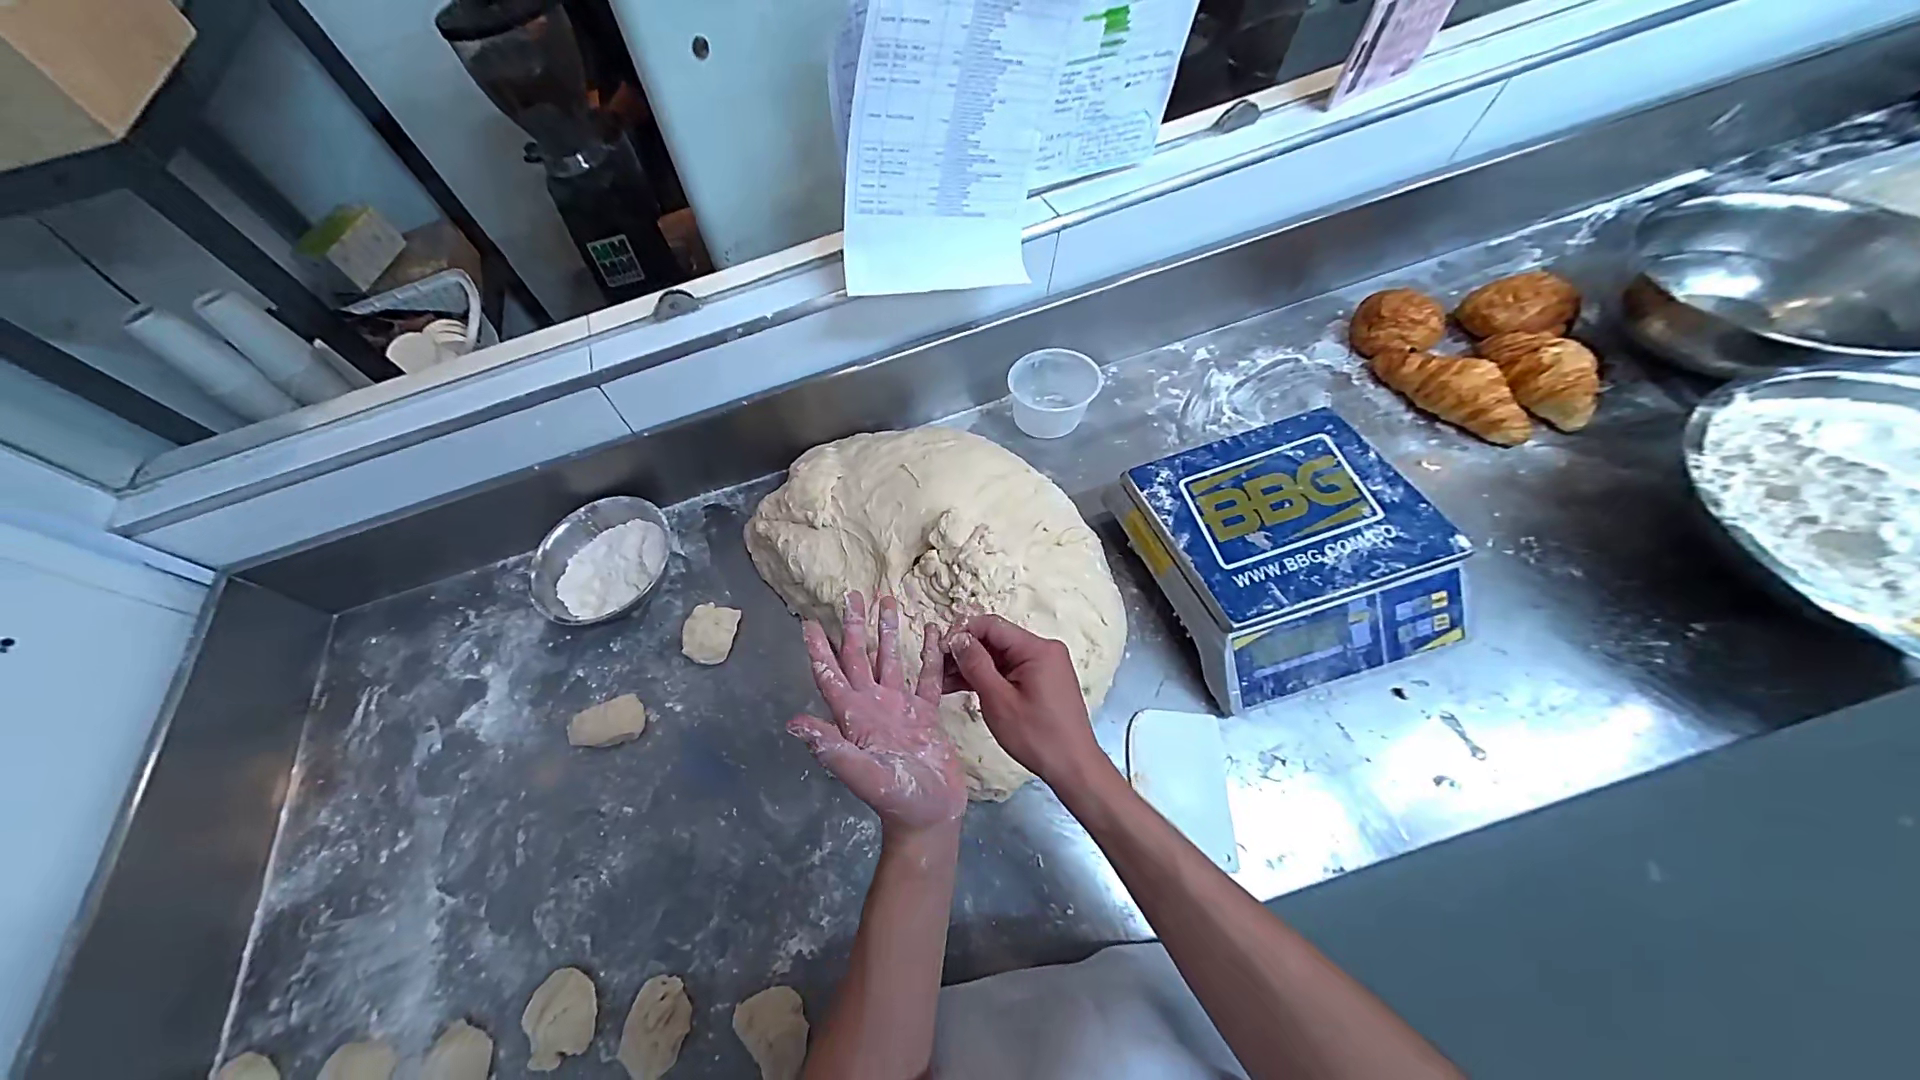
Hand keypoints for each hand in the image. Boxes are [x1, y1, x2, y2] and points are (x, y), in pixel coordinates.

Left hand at [790, 592, 966, 834]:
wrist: (930, 814)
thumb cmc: (895, 797)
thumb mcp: (861, 773)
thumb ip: (832, 747)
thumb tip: (792, 722)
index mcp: (853, 716)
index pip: (830, 675)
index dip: (819, 650)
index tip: (809, 622)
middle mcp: (873, 705)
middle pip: (859, 657)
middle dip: (855, 626)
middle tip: (853, 594)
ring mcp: (899, 707)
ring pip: (891, 660)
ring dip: (889, 632)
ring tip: (889, 600)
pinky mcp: (925, 713)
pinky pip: (926, 676)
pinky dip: (929, 654)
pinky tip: (933, 632)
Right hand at [945, 615, 1100, 789]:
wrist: (1074, 766)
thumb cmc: (1037, 736)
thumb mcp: (999, 700)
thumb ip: (976, 664)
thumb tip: (957, 638)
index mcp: (1037, 649)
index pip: (991, 625)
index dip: (962, 633)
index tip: (939, 650)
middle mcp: (1043, 650)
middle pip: (994, 639)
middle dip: (964, 652)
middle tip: (936, 669)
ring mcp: (1043, 665)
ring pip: (998, 656)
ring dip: (972, 666)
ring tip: (942, 682)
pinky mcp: (1040, 680)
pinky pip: (1008, 669)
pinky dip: (987, 677)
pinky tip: (961, 687)